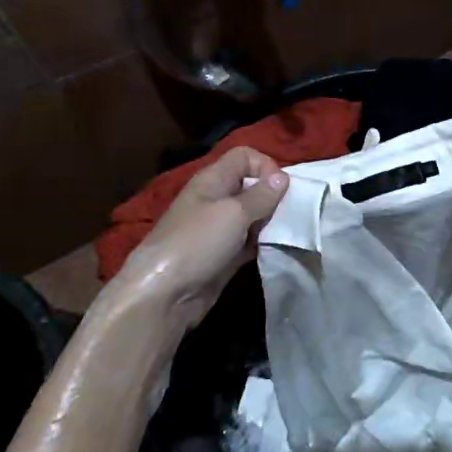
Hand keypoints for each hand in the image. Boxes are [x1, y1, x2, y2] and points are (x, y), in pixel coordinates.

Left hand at [109, 147, 288, 325]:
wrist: (164, 295)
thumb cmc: (197, 242)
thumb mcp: (234, 213)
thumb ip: (261, 195)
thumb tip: (283, 176)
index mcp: (213, 179)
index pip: (244, 156)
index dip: (265, 165)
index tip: (280, 189)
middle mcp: (216, 198)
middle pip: (251, 185)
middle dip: (272, 195)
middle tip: (288, 214)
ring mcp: (218, 228)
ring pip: (252, 214)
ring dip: (269, 221)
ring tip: (283, 233)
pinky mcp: (223, 254)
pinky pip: (248, 240)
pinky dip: (261, 243)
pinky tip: (273, 250)